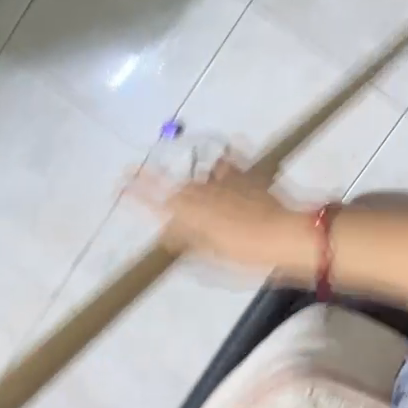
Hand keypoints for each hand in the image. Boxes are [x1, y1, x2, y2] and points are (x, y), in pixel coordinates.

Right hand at [123, 160, 317, 275]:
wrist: (286, 233)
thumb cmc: (247, 251)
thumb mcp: (210, 254)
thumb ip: (186, 239)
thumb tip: (168, 231)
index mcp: (191, 211)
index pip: (154, 199)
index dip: (136, 191)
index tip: (121, 183)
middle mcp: (204, 189)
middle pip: (178, 186)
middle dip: (164, 186)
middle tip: (150, 183)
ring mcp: (227, 179)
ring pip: (202, 175)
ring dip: (196, 180)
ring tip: (193, 184)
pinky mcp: (249, 174)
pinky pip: (233, 161)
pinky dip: (227, 160)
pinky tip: (226, 152)